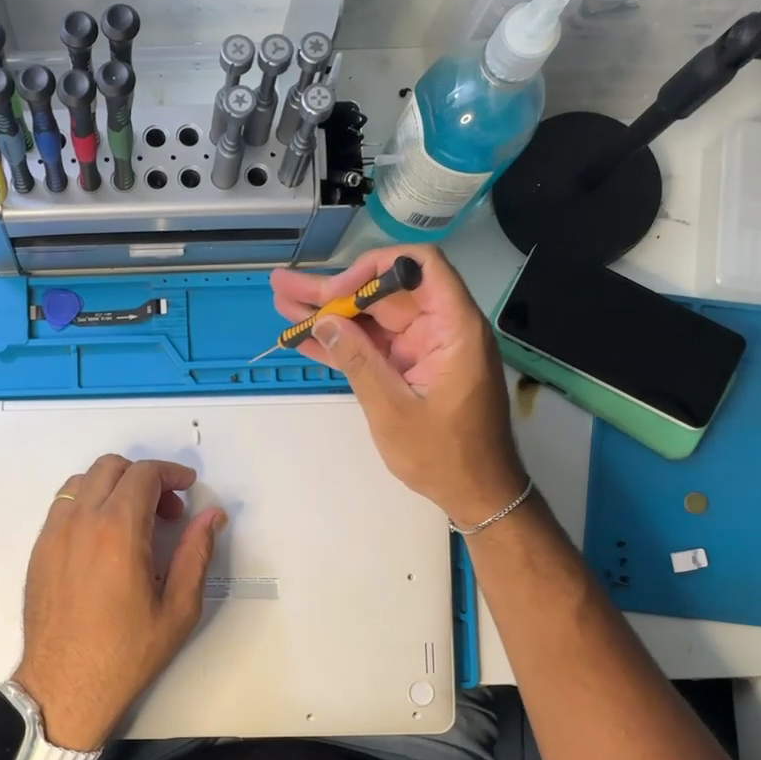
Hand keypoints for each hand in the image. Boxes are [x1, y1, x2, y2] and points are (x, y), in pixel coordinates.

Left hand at [15, 455, 226, 750]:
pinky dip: (88, 504)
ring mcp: (53, 534)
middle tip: (166, 512)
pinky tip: (104, 539)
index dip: (171, 474)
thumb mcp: (177, 608)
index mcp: (118, 531)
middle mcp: (80, 522)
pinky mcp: (39, 550)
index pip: (143, 475)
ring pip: (82, 482)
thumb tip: (212, 516)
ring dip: (113, 487)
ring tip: (134, 523)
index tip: (188, 489)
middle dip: (144, 478)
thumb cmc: (125, 653)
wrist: (65, 685)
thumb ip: (196, 554)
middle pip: (111, 467)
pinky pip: (63, 506)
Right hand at [270, 244, 527, 524]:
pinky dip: (344, 343)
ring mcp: (425, 349)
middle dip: (334, 290)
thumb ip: (358, 361)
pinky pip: (375, 346)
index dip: (373, 269)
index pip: (420, 267)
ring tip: (284, 304)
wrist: (476, 492)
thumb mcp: (393, 410)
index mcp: (454, 328)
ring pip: (374, 318)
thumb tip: (324, 322)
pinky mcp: (412, 369)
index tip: (335, 292)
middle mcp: (441, 328)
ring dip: (330, 314)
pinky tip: (304, 338)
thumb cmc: (445, 455)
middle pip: (386, 292)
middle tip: (285, 288)